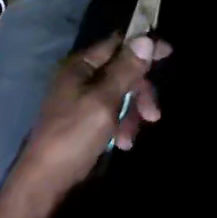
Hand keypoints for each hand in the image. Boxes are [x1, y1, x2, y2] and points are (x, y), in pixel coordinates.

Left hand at [0, 34, 169, 210]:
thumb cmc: (74, 136)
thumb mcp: (103, 100)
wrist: (47, 179)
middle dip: (140, 92)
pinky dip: (120, 127)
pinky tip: (122, 144)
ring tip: (128, 140)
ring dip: (131, 115)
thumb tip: (145, 38)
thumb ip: (125, 70)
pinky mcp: (85, 121)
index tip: (169, 52)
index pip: (116, 43)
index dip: (142, 46)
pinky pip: (112, 114)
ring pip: (120, 96)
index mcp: (80, 66)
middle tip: (153, 115)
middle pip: (122, 72)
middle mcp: (80, 78)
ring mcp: (81, 100)